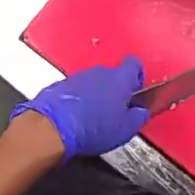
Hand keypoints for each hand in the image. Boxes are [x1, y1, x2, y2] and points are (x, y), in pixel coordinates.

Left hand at [11, 55, 150, 160]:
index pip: (133, 64)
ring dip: (94, 95)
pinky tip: (75, 118)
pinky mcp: (59, 85)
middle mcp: (98, 72)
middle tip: (114, 111)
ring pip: (91, 82)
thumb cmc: (93, 128)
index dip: (136, 76)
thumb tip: (141, 112)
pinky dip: (76, 100)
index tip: (135, 90)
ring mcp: (76, 77)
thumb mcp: (125, 129)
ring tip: (92, 119)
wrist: (53, 128)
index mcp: (119, 79)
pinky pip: (74, 90)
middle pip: (111, 74)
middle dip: (113, 90)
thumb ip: (138, 116)